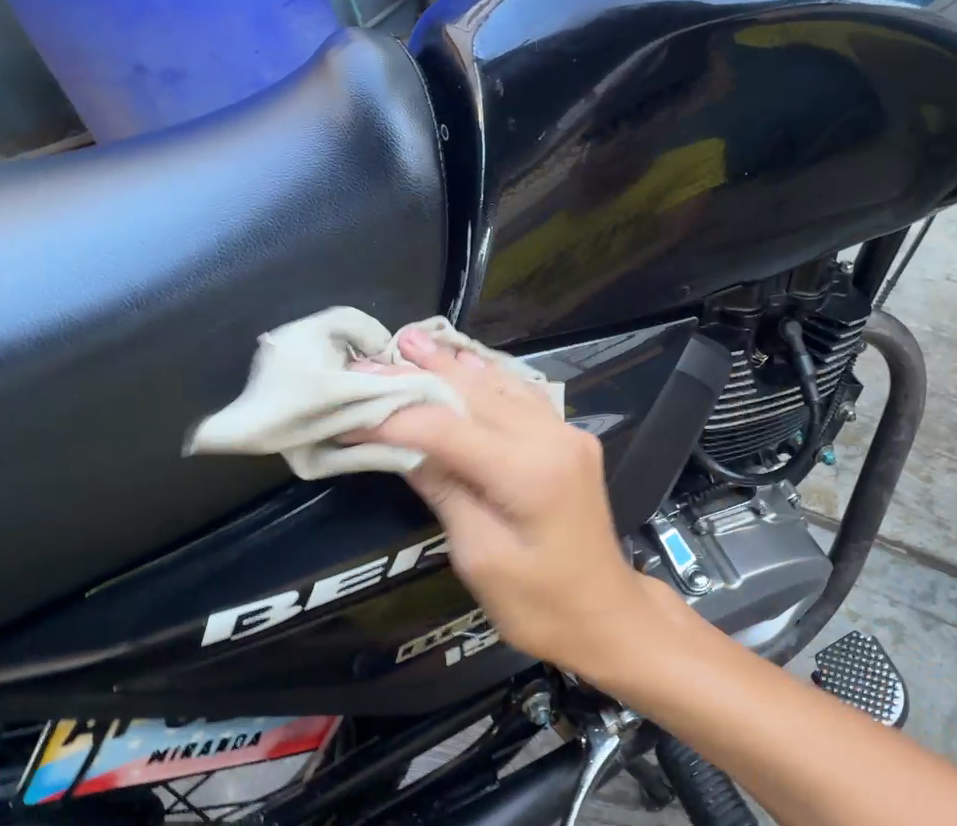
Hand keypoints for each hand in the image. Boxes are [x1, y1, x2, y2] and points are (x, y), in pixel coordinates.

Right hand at [350, 330, 664, 673]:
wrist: (607, 614)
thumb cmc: (540, 605)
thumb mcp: (480, 557)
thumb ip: (444, 491)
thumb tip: (402, 446)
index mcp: (529, 472)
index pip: (446, 428)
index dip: (395, 415)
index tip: (349, 405)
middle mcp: (553, 438)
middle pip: (474, 395)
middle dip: (419, 375)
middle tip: (371, 355)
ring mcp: (568, 434)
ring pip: (501, 387)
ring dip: (454, 366)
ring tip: (412, 342)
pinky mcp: (571, 440)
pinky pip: (524, 398)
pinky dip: (489, 379)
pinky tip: (466, 362)